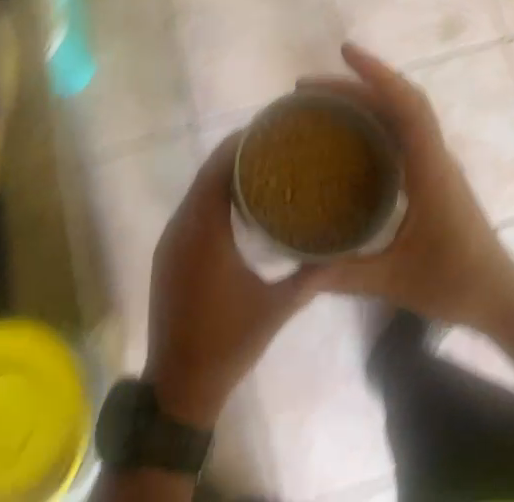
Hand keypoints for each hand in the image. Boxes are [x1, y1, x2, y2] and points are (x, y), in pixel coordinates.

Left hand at [145, 136, 325, 428]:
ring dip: (226, 175)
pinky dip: (214, 197)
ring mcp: (171, 241)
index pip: (220, 168)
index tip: (274, 128)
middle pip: (208, 174)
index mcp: (204, 231)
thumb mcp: (276, 308)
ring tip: (266, 165)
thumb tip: (343, 248)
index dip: (243, 143)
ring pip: (198, 192)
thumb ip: (310, 275)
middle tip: (278, 143)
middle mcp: (181, 227)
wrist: (179, 384)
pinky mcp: (169, 255)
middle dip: (239, 154)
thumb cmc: (228, 343)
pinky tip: (241, 203)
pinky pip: (192, 211)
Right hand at [300, 43, 513, 329]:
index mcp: (431, 170)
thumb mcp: (395, 281)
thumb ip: (343, 275)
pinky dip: (372, 122)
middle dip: (353, 85)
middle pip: (398, 102)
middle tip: (303, 90)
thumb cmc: (456, 284)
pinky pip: (401, 134)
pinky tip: (344, 137)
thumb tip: (293, 275)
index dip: (377, 74)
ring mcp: (436, 166)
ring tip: (316, 105)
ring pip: (401, 116)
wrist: (501, 299)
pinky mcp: (433, 178)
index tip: (344, 52)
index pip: (407, 106)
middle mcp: (435, 158)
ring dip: (362, 101)